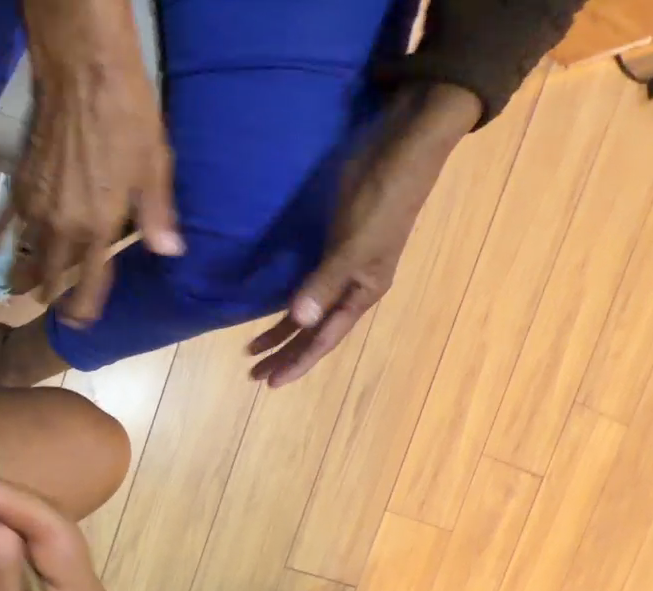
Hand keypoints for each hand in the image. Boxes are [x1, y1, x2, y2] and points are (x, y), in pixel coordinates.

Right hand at [8, 0, 180, 324]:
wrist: (83, 82)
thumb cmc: (129, 121)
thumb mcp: (155, 167)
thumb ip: (157, 215)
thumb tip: (169, 252)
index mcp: (98, 230)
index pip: (89, 283)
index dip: (85, 308)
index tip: (80, 325)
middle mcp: (62, 230)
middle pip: (51, 276)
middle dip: (50, 296)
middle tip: (49, 307)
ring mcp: (35, 213)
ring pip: (25, 257)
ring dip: (23, 275)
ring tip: (20, 288)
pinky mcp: (18, 192)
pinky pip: (7, 226)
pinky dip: (4, 239)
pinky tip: (0, 247)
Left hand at [248, 84, 481, 386]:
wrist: (401, 145)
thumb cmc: (384, 196)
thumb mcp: (356, 242)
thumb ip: (327, 280)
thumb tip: (300, 321)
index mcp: (365, 289)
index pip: (326, 336)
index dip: (299, 360)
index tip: (270, 383)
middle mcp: (353, 284)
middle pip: (314, 331)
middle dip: (285, 354)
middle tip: (253, 374)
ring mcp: (341, 265)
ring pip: (307, 312)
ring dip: (281, 332)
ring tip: (251, 352)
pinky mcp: (330, 245)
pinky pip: (304, 286)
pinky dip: (285, 303)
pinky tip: (266, 312)